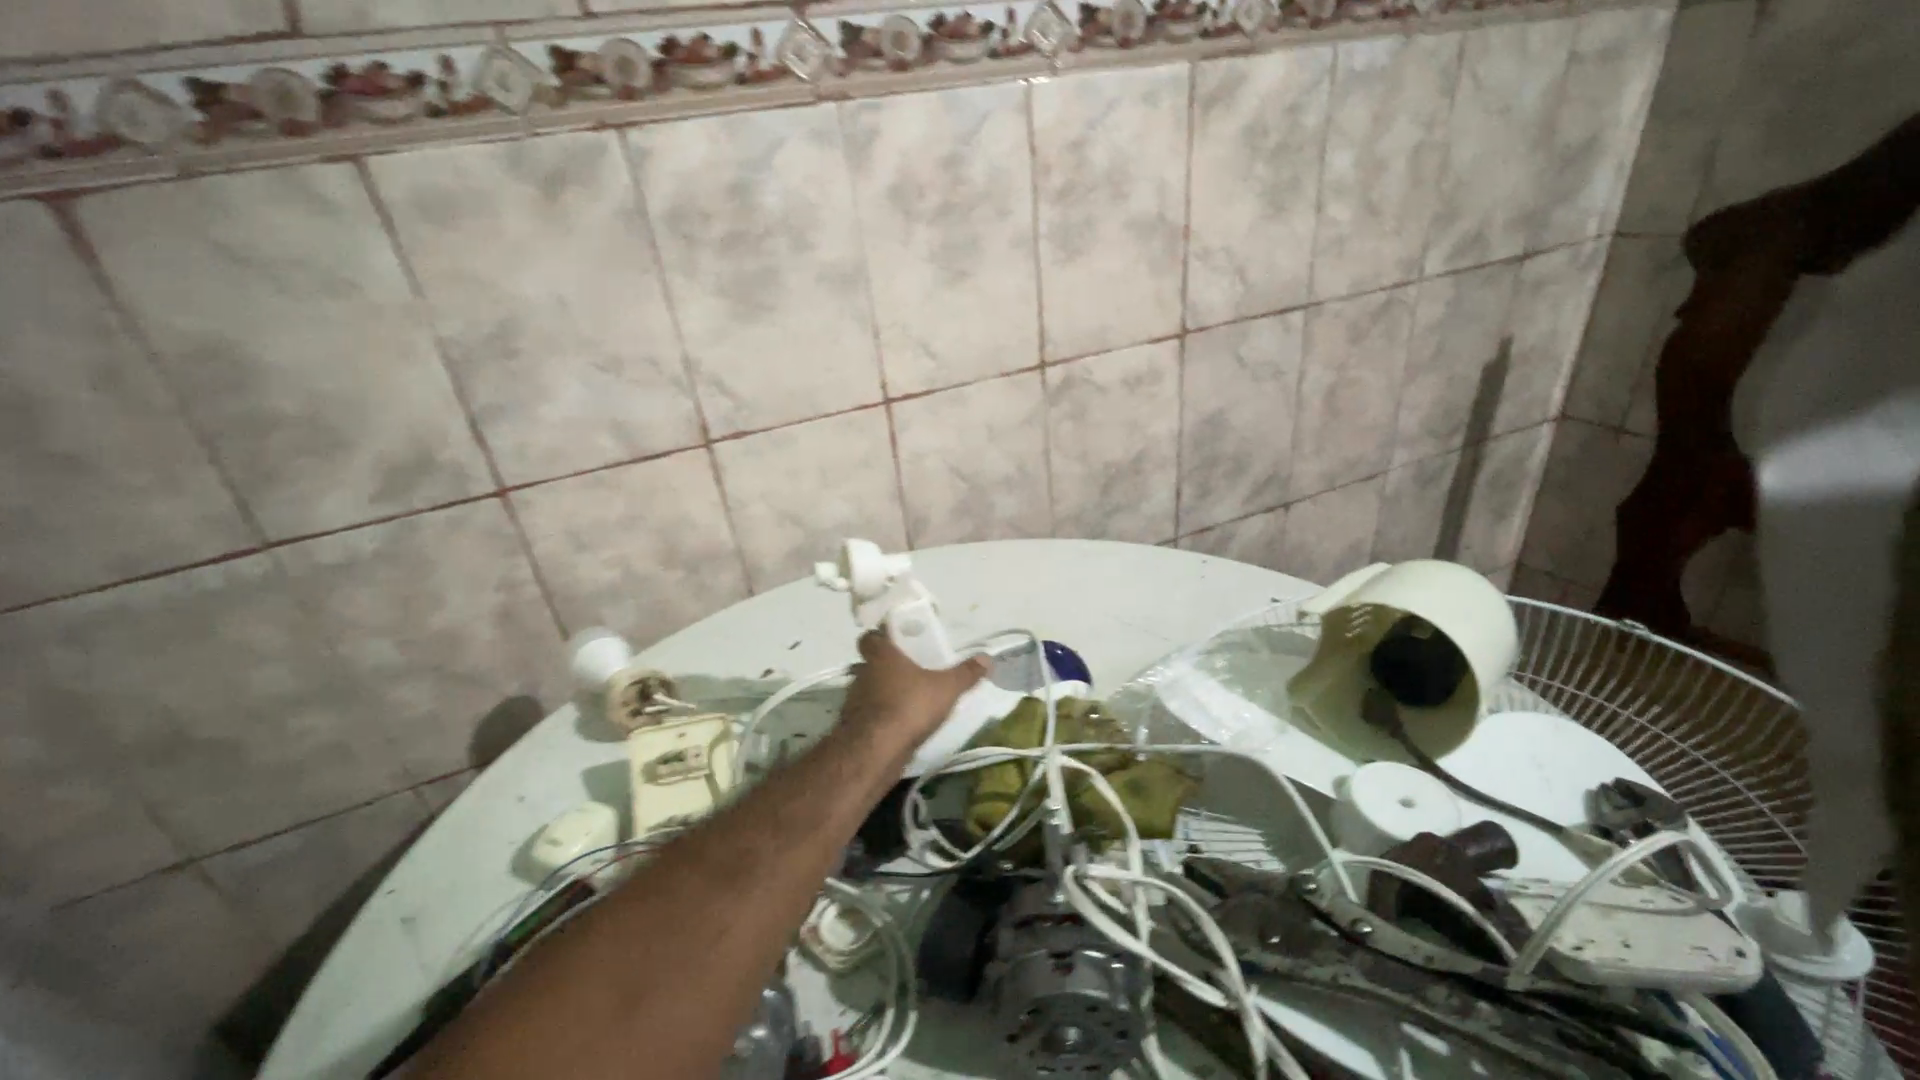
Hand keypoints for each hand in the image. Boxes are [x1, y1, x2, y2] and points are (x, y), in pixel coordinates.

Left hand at [840, 631, 990, 744]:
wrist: (876, 750)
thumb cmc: (909, 706)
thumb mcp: (946, 689)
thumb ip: (965, 674)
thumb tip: (987, 658)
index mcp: (881, 656)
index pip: (869, 637)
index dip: (879, 637)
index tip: (894, 641)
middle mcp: (863, 674)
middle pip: (869, 664)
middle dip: (886, 667)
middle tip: (908, 672)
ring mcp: (854, 701)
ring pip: (867, 690)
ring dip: (882, 693)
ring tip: (906, 700)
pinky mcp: (854, 726)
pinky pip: (868, 715)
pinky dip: (880, 717)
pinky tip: (898, 726)